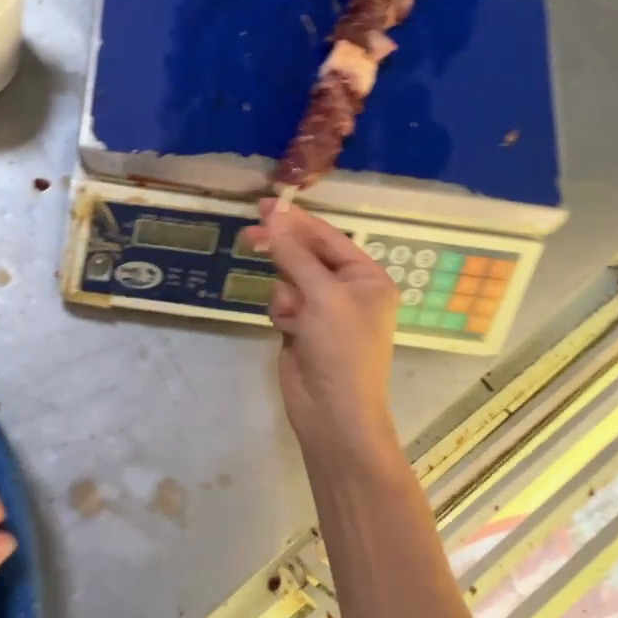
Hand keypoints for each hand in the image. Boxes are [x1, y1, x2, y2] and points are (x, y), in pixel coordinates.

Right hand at [242, 200, 399, 464]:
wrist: (333, 413)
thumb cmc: (341, 350)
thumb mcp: (321, 295)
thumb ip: (294, 253)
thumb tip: (274, 216)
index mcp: (367, 278)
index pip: (328, 237)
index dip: (297, 220)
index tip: (265, 204)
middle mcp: (348, 290)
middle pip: (307, 254)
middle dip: (283, 250)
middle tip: (250, 235)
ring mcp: (324, 310)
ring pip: (289, 278)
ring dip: (285, 291)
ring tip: (290, 314)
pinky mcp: (302, 327)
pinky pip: (282, 301)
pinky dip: (281, 310)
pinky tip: (287, 330)